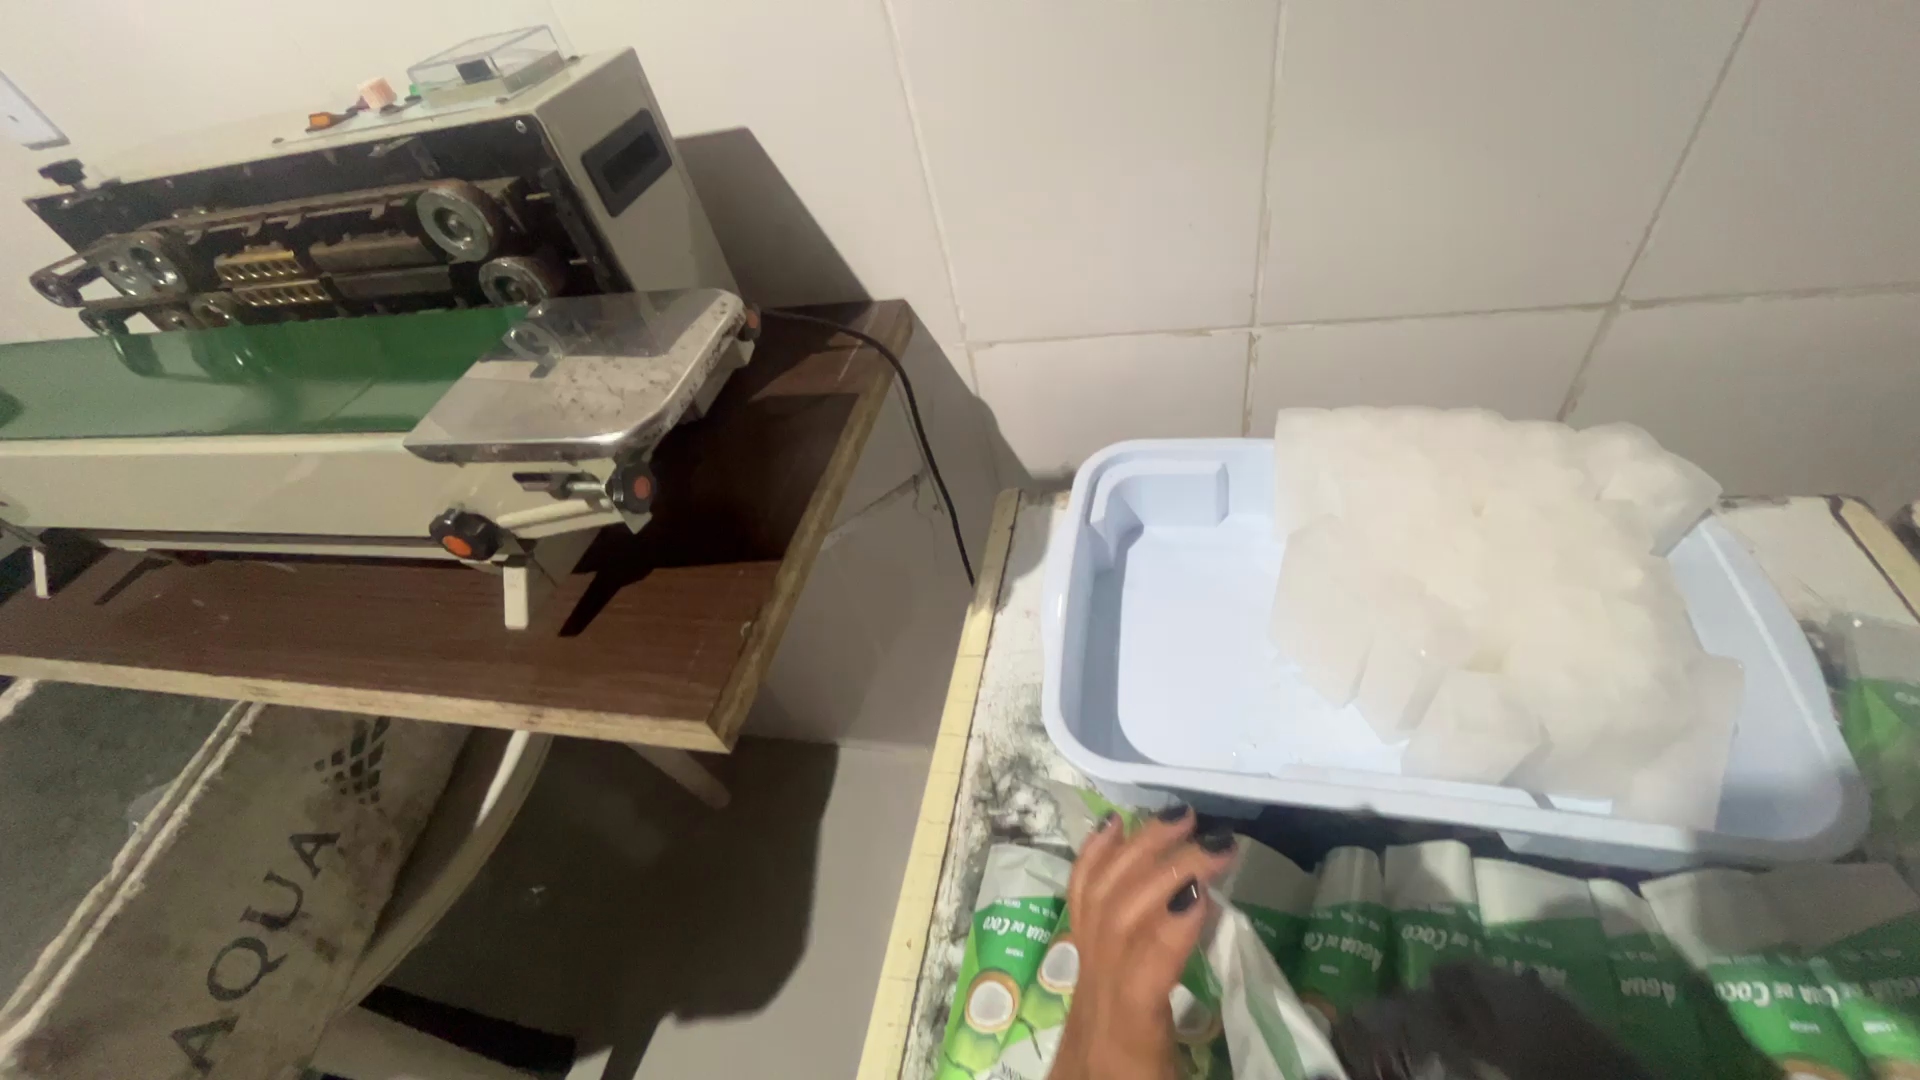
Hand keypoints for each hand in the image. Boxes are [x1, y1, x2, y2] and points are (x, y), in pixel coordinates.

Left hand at [1049, 806, 1236, 1079]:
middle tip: (1216, 842)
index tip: (1208, 892)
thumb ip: (1248, 1062)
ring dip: (1138, 849)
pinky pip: (1079, 897)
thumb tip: (1312, 1057)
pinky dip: (1096, 855)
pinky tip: (1115, 824)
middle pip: (1119, 918)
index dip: (1169, 931)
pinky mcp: (1078, 955)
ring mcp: (1081, 968)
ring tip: (1178, 818)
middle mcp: (1096, 993)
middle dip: (1165, 869)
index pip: (1140, 978)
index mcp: (1128, 1039)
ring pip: (1098, 897)